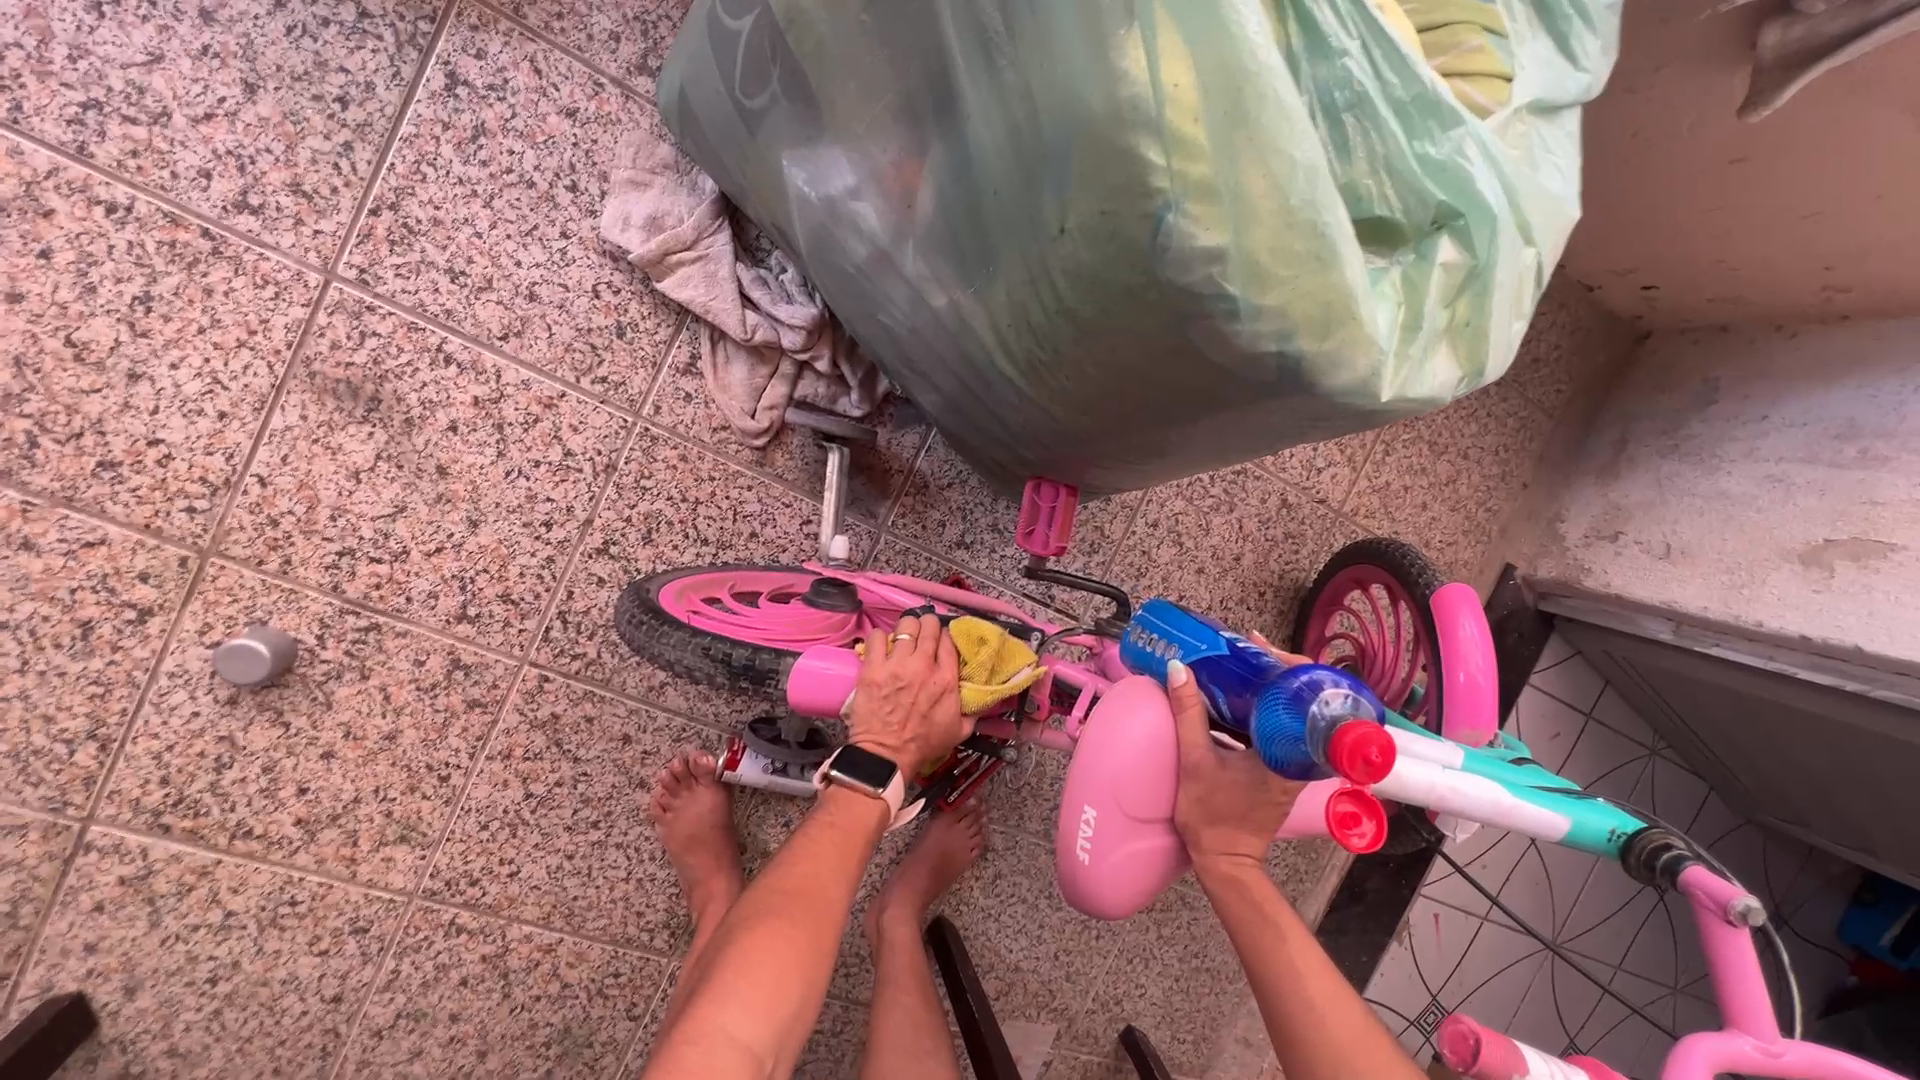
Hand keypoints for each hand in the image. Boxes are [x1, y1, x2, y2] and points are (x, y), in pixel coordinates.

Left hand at [846, 612, 971, 773]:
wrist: (886, 755)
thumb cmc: (922, 745)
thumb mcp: (960, 731)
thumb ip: (973, 711)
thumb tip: (983, 699)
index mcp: (946, 679)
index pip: (948, 640)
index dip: (945, 635)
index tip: (941, 640)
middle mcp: (924, 666)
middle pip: (928, 626)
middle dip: (927, 625)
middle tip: (923, 632)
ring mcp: (897, 665)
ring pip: (905, 626)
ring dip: (906, 628)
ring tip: (903, 636)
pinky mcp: (873, 668)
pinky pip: (877, 637)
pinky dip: (880, 638)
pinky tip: (882, 646)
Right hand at [1168, 648, 1306, 875]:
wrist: (1224, 861)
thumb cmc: (1212, 816)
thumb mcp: (1195, 760)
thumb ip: (1188, 713)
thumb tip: (1177, 668)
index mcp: (1289, 753)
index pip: (1306, 697)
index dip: (1288, 665)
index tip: (1260, 647)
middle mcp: (1301, 756)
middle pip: (1301, 700)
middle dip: (1276, 669)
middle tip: (1246, 648)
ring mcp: (1293, 763)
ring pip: (1291, 712)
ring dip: (1269, 686)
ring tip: (1241, 663)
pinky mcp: (1281, 769)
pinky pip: (1279, 727)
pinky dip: (1263, 707)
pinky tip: (1239, 695)